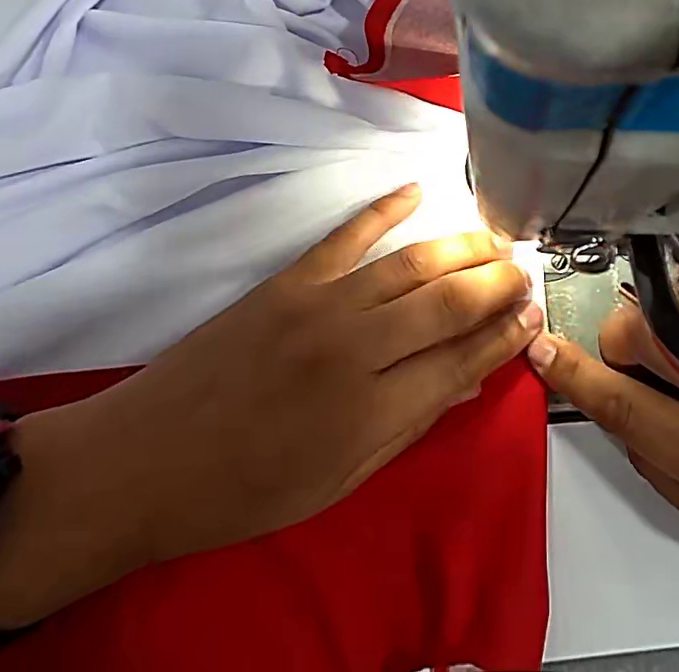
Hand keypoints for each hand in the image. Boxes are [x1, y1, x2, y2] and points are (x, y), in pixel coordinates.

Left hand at [0, 183, 542, 617]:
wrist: (144, 461)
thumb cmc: (248, 488)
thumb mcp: (342, 479)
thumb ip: (411, 424)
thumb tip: (469, 378)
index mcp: (371, 412)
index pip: (462, 359)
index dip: (505, 335)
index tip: (533, 315)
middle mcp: (355, 350)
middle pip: (448, 302)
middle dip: (497, 283)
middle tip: (524, 271)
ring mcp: (319, 305)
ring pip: (411, 263)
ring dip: (461, 246)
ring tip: (494, 239)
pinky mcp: (287, 281)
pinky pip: (346, 234)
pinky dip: (384, 209)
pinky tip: (417, 190)